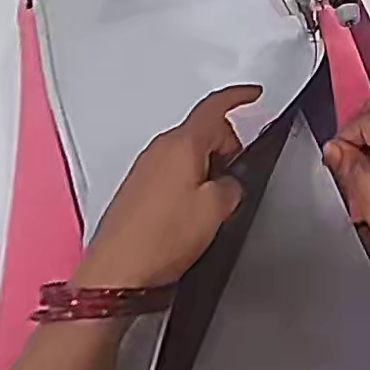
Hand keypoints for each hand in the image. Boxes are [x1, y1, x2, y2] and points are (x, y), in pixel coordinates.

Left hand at [71, 85, 258, 288]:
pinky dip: (187, 182)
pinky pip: (172, 170)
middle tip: (232, 181)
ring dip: (205, 169)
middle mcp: (160, 148)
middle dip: (225, 149)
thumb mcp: (216, 210)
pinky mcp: (138, 186)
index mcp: (182, 144)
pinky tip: (188, 216)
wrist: (116, 274)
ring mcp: (146, 167)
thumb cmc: (158, 240)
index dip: (238, 97)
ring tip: (207, 208)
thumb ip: (233, 186)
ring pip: (188, 153)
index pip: (215, 106)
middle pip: (204, 131)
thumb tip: (230, 185)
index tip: (253, 95)